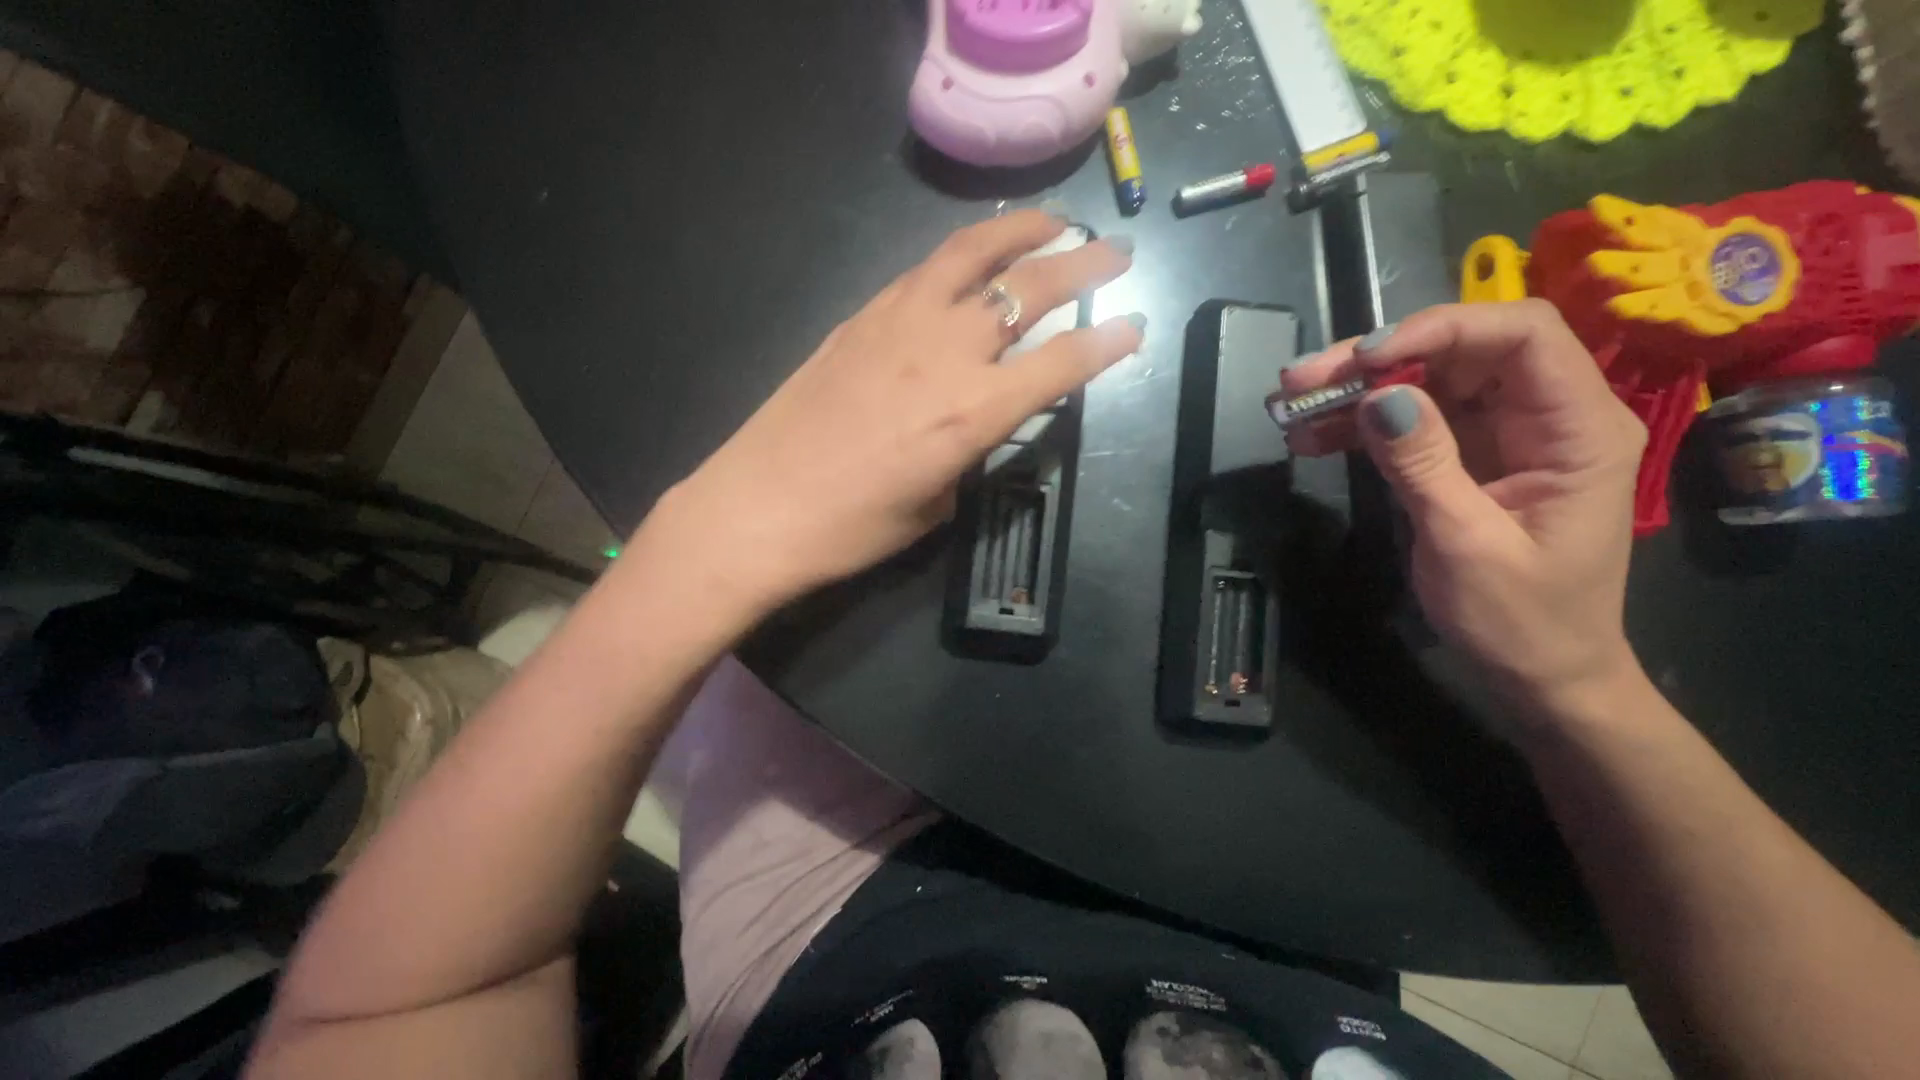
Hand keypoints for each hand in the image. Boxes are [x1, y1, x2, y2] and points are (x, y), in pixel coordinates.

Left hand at [652, 210, 1141, 615]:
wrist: (757, 507)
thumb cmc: (851, 527)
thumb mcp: (935, 505)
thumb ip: (972, 454)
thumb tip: (982, 424)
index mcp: (974, 412)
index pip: (1063, 362)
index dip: (1109, 343)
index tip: (1135, 326)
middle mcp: (946, 352)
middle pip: (1031, 289)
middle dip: (1085, 265)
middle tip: (1116, 252)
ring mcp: (899, 322)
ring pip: (975, 253)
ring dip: (1023, 230)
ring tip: (1054, 221)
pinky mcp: (862, 316)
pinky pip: (926, 270)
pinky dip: (965, 255)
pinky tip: (974, 260)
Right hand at [1280, 300, 1648, 709]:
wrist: (1544, 674)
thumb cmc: (1523, 621)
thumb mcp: (1466, 545)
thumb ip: (1424, 465)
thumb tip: (1379, 398)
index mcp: (1578, 428)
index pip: (1521, 334)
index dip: (1440, 328)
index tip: (1365, 360)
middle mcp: (1548, 414)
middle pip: (1463, 349)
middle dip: (1378, 359)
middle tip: (1301, 381)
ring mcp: (1508, 432)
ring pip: (1430, 379)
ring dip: (1358, 389)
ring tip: (1291, 407)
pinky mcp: (1473, 453)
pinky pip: (1416, 419)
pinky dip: (1364, 423)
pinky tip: (1312, 436)